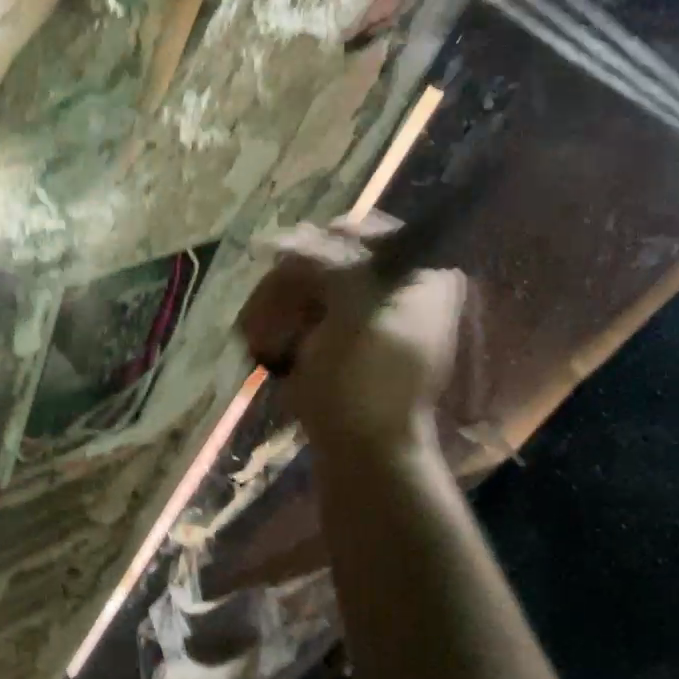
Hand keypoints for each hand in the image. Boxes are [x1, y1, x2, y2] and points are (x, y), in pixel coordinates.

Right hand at [236, 216, 466, 460]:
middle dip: (289, 284)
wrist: (361, 447)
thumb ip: (329, 263)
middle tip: (270, 312)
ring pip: (298, 281)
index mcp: (417, 275)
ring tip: (262, 338)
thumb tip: (287, 236)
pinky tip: (266, 344)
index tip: (287, 263)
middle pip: (323, 254)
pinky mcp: (328, 332)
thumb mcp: (356, 313)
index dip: (322, 243)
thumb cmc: (368, 382)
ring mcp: (356, 308)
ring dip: (273, 306)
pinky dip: (273, 322)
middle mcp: (389, 284)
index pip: (366, 231)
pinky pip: (291, 307)